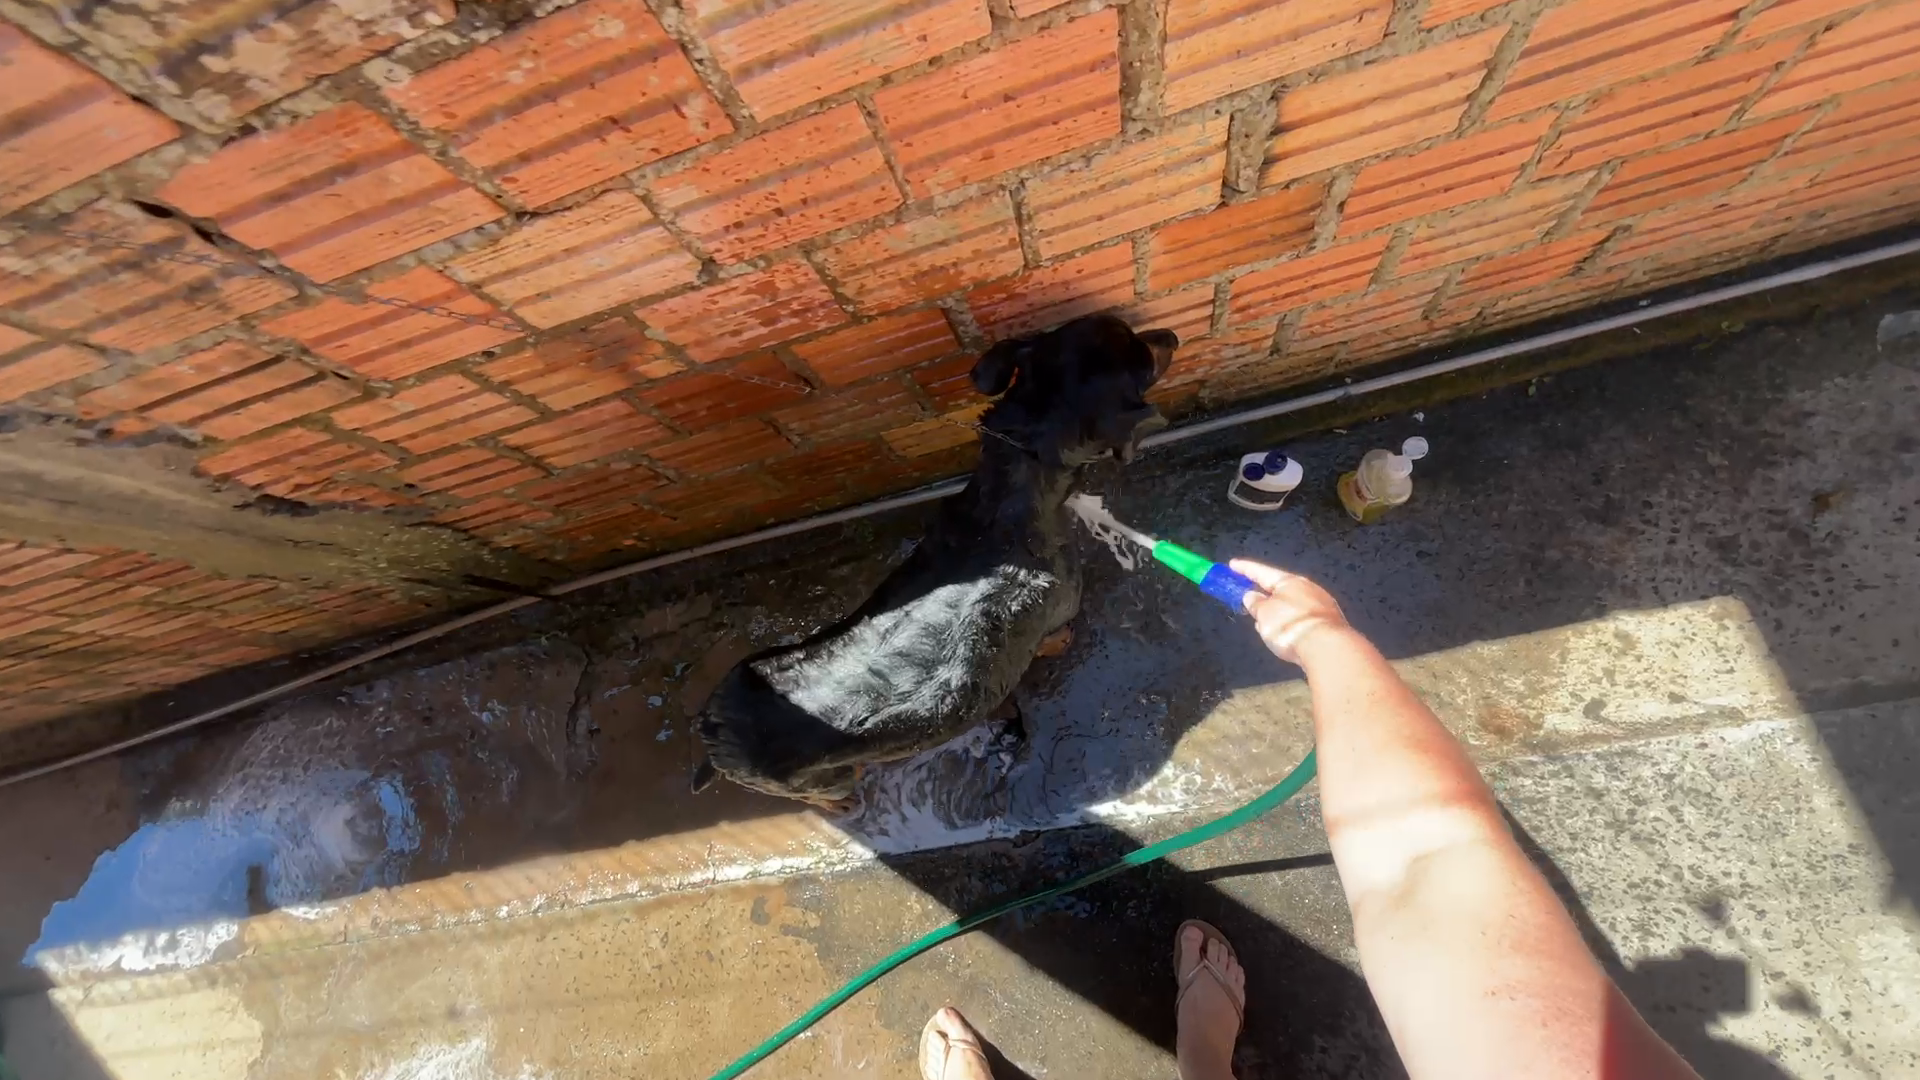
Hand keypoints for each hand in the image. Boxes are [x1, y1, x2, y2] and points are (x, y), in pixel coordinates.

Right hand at [1229, 559, 1350, 663]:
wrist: (1328, 649)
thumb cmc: (1290, 626)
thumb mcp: (1264, 614)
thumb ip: (1255, 603)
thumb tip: (1252, 596)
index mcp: (1290, 581)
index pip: (1262, 572)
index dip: (1245, 568)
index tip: (1231, 564)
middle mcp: (1308, 589)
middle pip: (1280, 588)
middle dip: (1263, 592)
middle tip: (1248, 596)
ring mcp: (1321, 606)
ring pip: (1291, 605)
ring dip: (1276, 611)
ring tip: (1262, 622)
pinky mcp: (1328, 625)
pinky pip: (1301, 619)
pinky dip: (1288, 623)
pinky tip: (1282, 634)